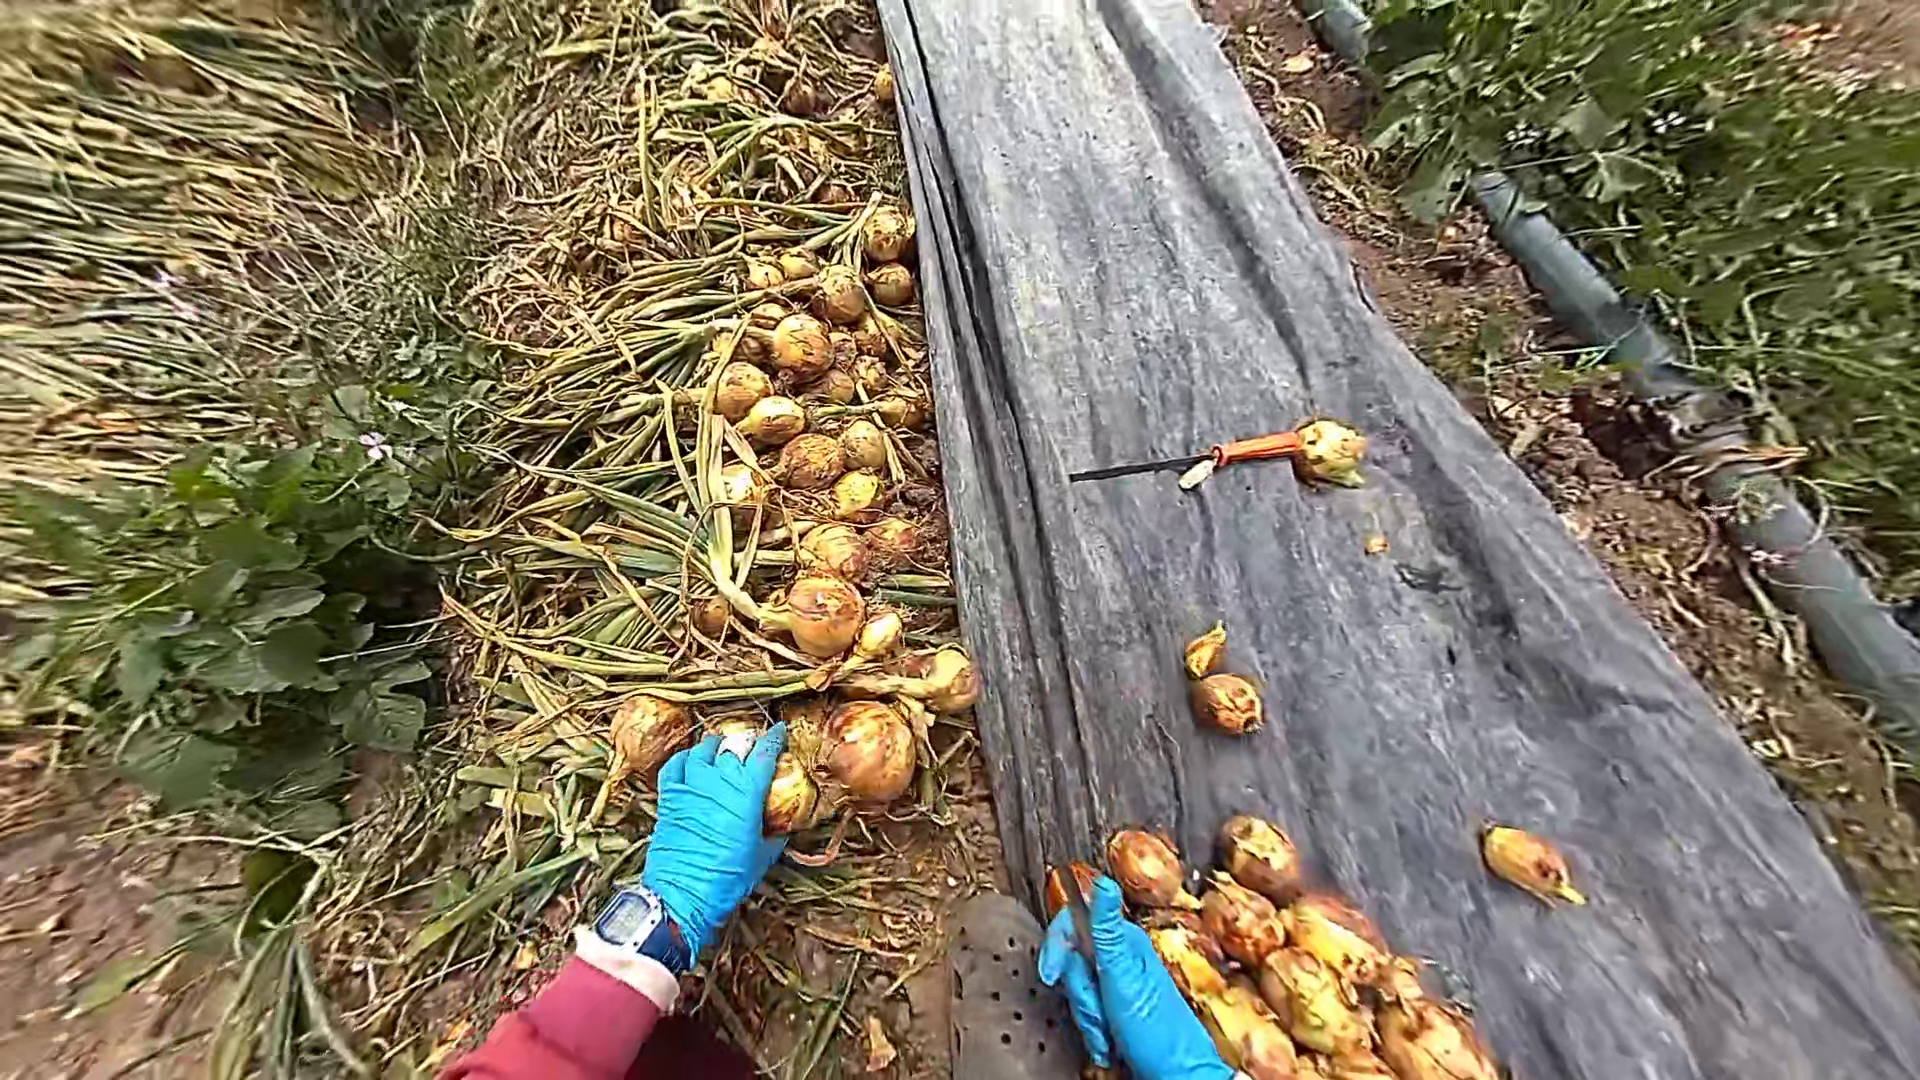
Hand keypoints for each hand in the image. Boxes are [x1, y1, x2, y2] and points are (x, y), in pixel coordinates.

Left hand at [640, 724, 787, 953]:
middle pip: (735, 745)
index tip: (779, 730)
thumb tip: (784, 827)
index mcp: (748, 790)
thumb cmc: (727, 878)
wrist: (682, 896)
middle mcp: (720, 779)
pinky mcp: (670, 797)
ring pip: (703, 749)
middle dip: (746, 742)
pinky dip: (684, 758)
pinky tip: (690, 760)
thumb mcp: (762, 856)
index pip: (765, 751)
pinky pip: (674, 765)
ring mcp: (692, 785)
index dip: (775, 737)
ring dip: (715, 745)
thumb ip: (775, 835)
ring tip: (720, 747)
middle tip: (751, 746)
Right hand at [1038, 876, 1232, 1079]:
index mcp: (1123, 938)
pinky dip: (1092, 1031)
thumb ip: (1107, 926)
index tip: (1050, 973)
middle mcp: (1119, 955)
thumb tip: (1103, 881)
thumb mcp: (1124, 973)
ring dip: (1086, 1015)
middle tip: (1098, 1011)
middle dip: (1079, 992)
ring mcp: (1117, 983)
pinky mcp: (1115, 1009)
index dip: (1056, 945)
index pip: (1073, 921)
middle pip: (1072, 958)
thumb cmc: (1156, 1030)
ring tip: (1107, 1034)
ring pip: (1077, 987)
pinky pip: (1086, 1011)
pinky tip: (1107, 1043)